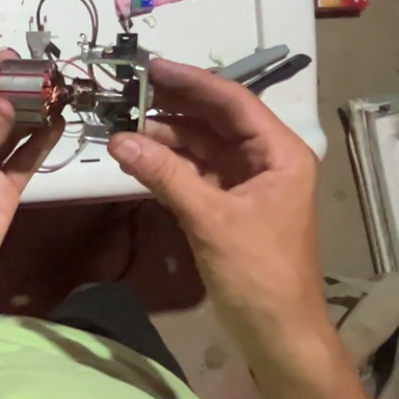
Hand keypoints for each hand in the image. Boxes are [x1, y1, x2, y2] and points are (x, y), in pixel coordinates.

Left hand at [0, 91, 62, 317]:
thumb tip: (6, 104)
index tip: (6, 58)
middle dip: (11, 91)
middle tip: (39, 69)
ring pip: (12, 133)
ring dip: (30, 112)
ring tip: (55, 89)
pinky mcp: (5, 191)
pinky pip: (26, 161)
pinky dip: (41, 143)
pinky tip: (57, 122)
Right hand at [106, 58, 326, 341]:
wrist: (277, 331)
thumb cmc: (258, 273)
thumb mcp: (210, 219)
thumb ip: (165, 175)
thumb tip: (118, 139)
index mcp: (280, 154)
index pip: (234, 103)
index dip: (193, 82)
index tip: (153, 67)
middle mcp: (266, 160)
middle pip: (216, 120)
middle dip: (175, 105)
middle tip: (131, 90)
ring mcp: (247, 182)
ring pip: (203, 145)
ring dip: (167, 135)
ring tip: (126, 124)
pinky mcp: (229, 204)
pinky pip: (196, 170)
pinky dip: (169, 163)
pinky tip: (140, 156)